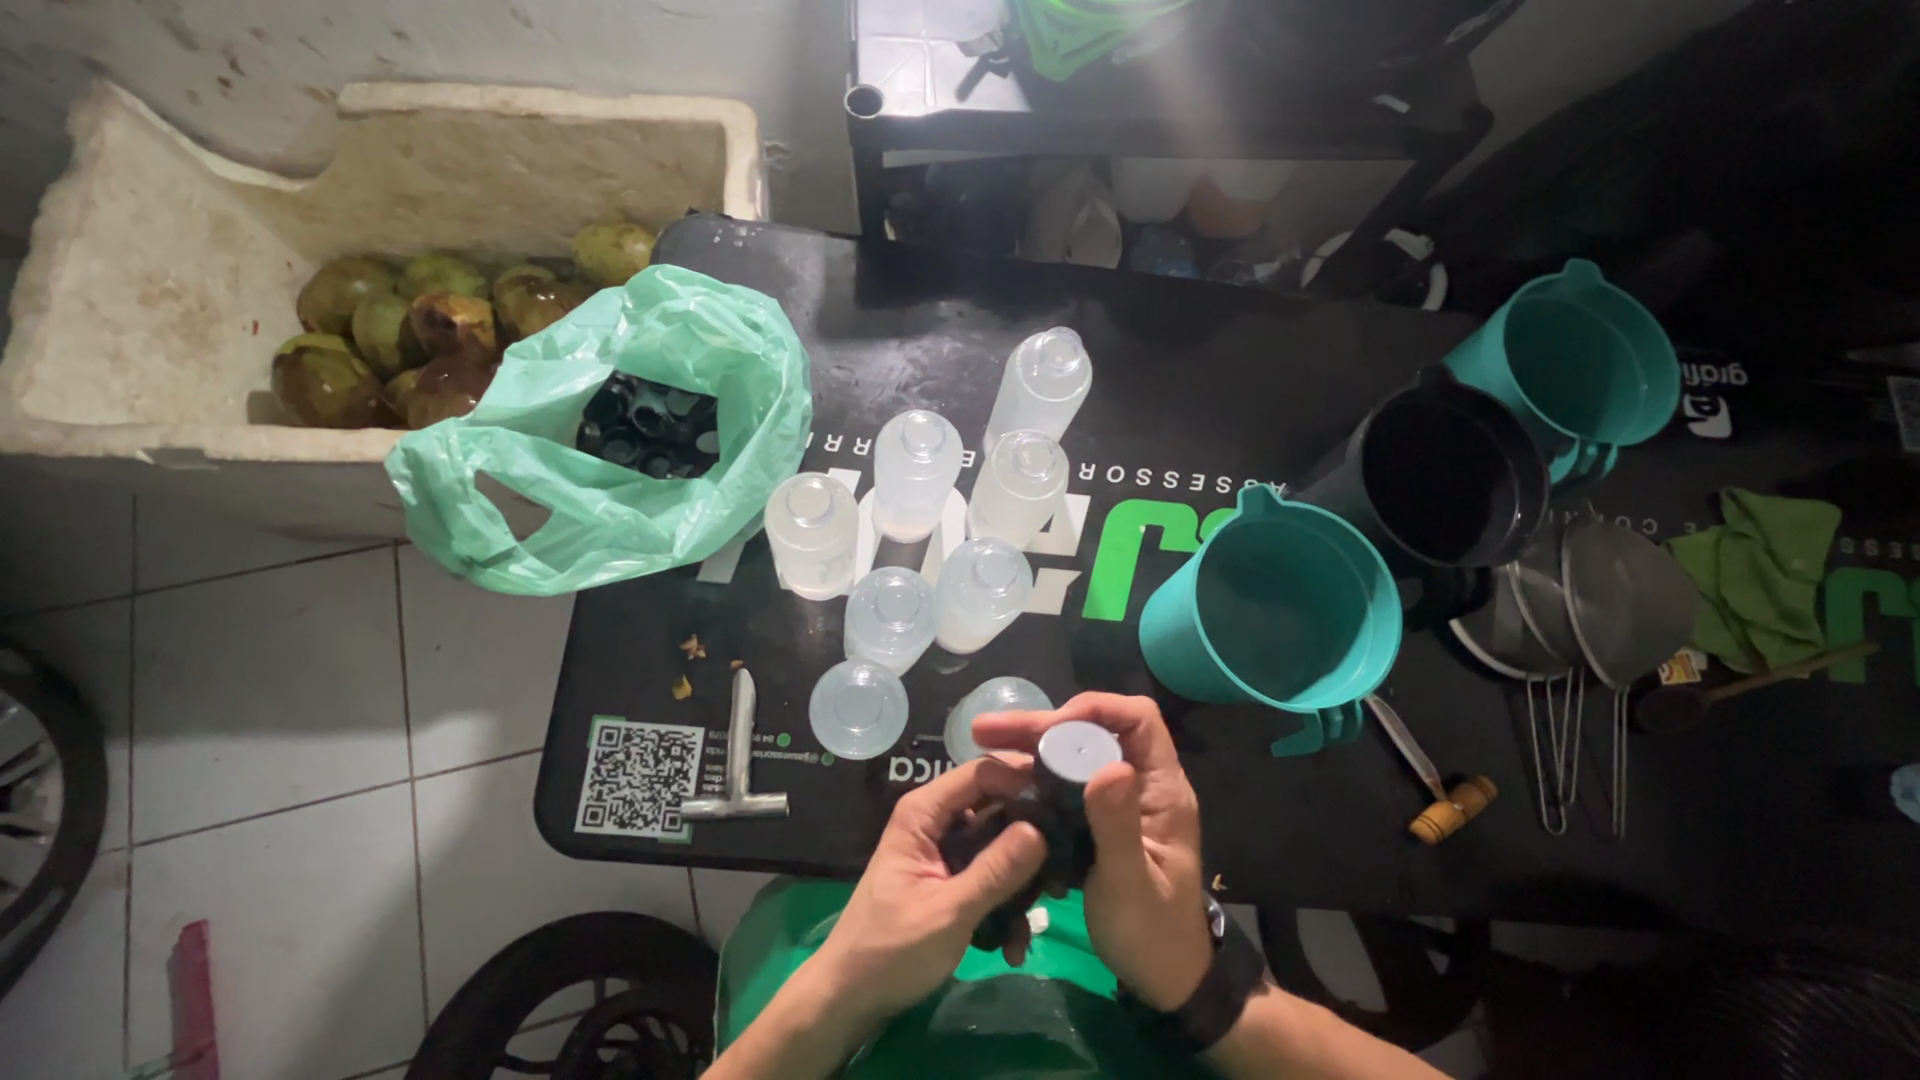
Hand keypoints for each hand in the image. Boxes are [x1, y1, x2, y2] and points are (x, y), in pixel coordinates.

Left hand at [806, 756, 1048, 1029]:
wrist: (851, 999)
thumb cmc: (890, 951)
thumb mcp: (948, 912)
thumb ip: (995, 871)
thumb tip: (1041, 829)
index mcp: (924, 812)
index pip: (982, 772)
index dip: (1024, 778)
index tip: (1067, 799)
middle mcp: (936, 821)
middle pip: (997, 805)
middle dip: (1032, 836)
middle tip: (1067, 864)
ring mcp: (946, 851)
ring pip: (1000, 845)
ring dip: (1022, 881)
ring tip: (1042, 914)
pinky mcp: (953, 880)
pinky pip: (991, 876)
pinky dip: (1006, 904)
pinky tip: (1013, 945)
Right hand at [972, 692, 1213, 1010]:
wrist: (1164, 978)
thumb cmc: (1154, 934)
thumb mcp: (1132, 885)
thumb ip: (1119, 827)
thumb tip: (1107, 766)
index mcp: (1162, 789)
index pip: (1137, 719)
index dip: (1093, 711)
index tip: (1047, 730)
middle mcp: (1139, 783)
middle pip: (1091, 732)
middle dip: (1039, 727)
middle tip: (984, 731)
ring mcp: (1115, 800)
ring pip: (1071, 755)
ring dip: (1027, 748)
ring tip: (979, 746)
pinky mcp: (1094, 820)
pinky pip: (1061, 784)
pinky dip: (1029, 777)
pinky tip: (995, 782)